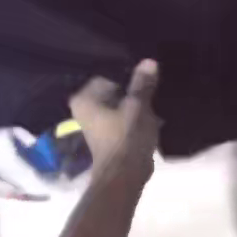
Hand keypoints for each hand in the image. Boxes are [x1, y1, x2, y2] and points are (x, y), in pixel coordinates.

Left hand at [70, 60, 160, 180]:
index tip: (145, 83)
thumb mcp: (138, 106)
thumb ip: (142, 84)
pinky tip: (151, 120)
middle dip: (132, 93)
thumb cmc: (127, 137)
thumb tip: (149, 61)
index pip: (107, 77)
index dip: (127, 79)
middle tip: (151, 92)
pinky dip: (134, 120)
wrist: (126, 175)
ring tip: (153, 106)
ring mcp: (96, 126)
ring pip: (119, 107)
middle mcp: (84, 111)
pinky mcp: (109, 138)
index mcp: (84, 99)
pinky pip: (123, 121)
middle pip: (113, 92)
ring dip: (135, 107)